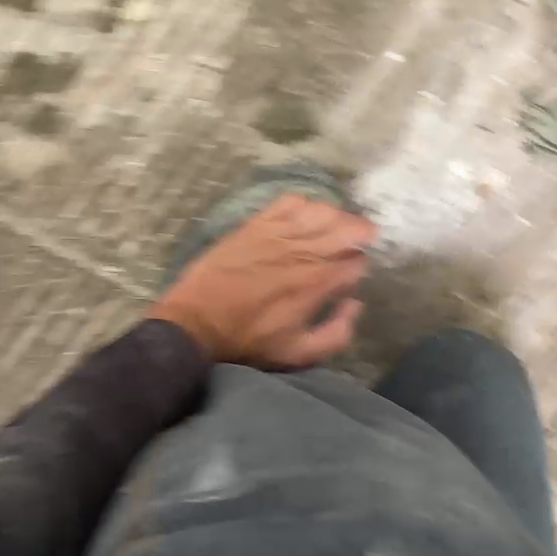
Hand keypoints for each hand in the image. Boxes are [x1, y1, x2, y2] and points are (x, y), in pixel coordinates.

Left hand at [150, 194, 376, 368]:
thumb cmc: (247, 341)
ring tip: (335, 227)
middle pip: (350, 227)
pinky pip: (291, 201)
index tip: (352, 277)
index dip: (361, 268)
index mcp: (317, 283)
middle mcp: (305, 251)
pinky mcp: (257, 223)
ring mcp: (280, 232)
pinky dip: (304, 205)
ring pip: (324, 210)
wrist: (195, 324)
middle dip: (362, 235)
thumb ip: (337, 334)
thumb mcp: (297, 354)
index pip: (358, 262)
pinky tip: (303, 218)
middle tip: (360, 244)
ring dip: (337, 217)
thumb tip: (355, 304)